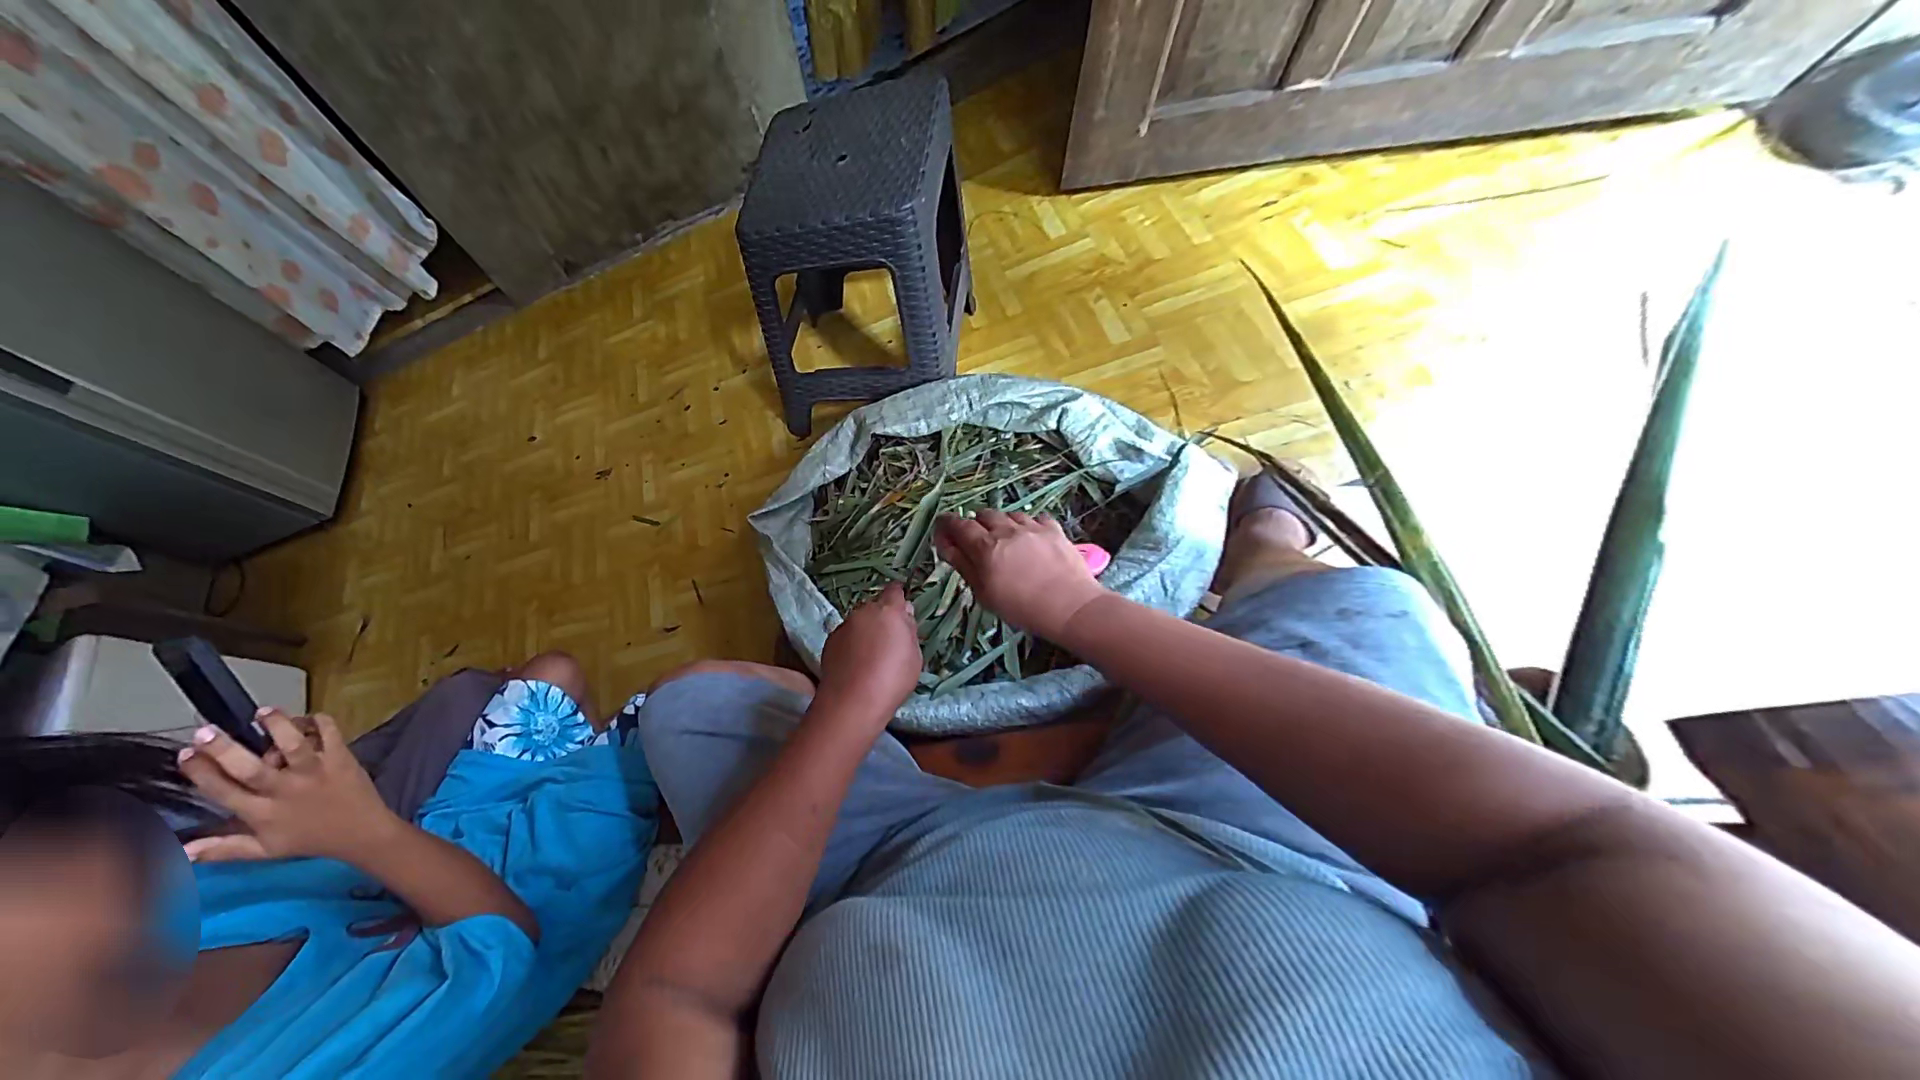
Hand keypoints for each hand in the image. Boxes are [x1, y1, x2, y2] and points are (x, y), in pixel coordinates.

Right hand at [176, 709, 398, 863]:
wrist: (361, 831)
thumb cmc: (310, 839)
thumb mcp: (264, 850)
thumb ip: (223, 849)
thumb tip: (181, 850)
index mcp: (261, 813)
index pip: (223, 791)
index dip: (200, 773)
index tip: (184, 754)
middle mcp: (285, 790)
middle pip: (250, 768)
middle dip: (225, 750)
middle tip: (205, 731)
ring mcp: (316, 772)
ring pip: (293, 746)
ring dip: (278, 727)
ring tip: (263, 712)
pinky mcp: (342, 759)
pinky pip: (331, 735)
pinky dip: (321, 723)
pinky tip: (309, 716)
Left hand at [816, 582, 922, 724]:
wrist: (852, 702)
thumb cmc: (893, 679)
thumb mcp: (915, 656)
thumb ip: (909, 630)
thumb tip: (904, 615)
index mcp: (888, 611)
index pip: (894, 591)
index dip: (899, 599)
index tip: (902, 611)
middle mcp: (863, 612)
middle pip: (875, 608)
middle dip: (882, 618)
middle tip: (889, 641)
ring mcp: (843, 626)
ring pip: (859, 622)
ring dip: (865, 631)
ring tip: (871, 656)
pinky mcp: (830, 641)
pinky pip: (846, 636)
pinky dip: (851, 644)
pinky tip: (856, 664)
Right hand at [934, 509, 1107, 639]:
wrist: (1069, 606)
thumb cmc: (1021, 607)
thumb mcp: (984, 594)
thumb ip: (964, 566)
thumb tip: (947, 546)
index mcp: (985, 546)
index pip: (958, 525)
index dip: (946, 524)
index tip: (943, 530)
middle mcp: (1006, 530)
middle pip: (984, 515)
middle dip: (976, 524)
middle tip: (977, 541)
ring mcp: (1032, 527)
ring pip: (1009, 515)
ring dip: (1002, 524)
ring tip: (1005, 540)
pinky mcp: (1053, 529)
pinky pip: (1036, 518)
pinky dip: (1028, 525)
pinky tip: (1031, 538)